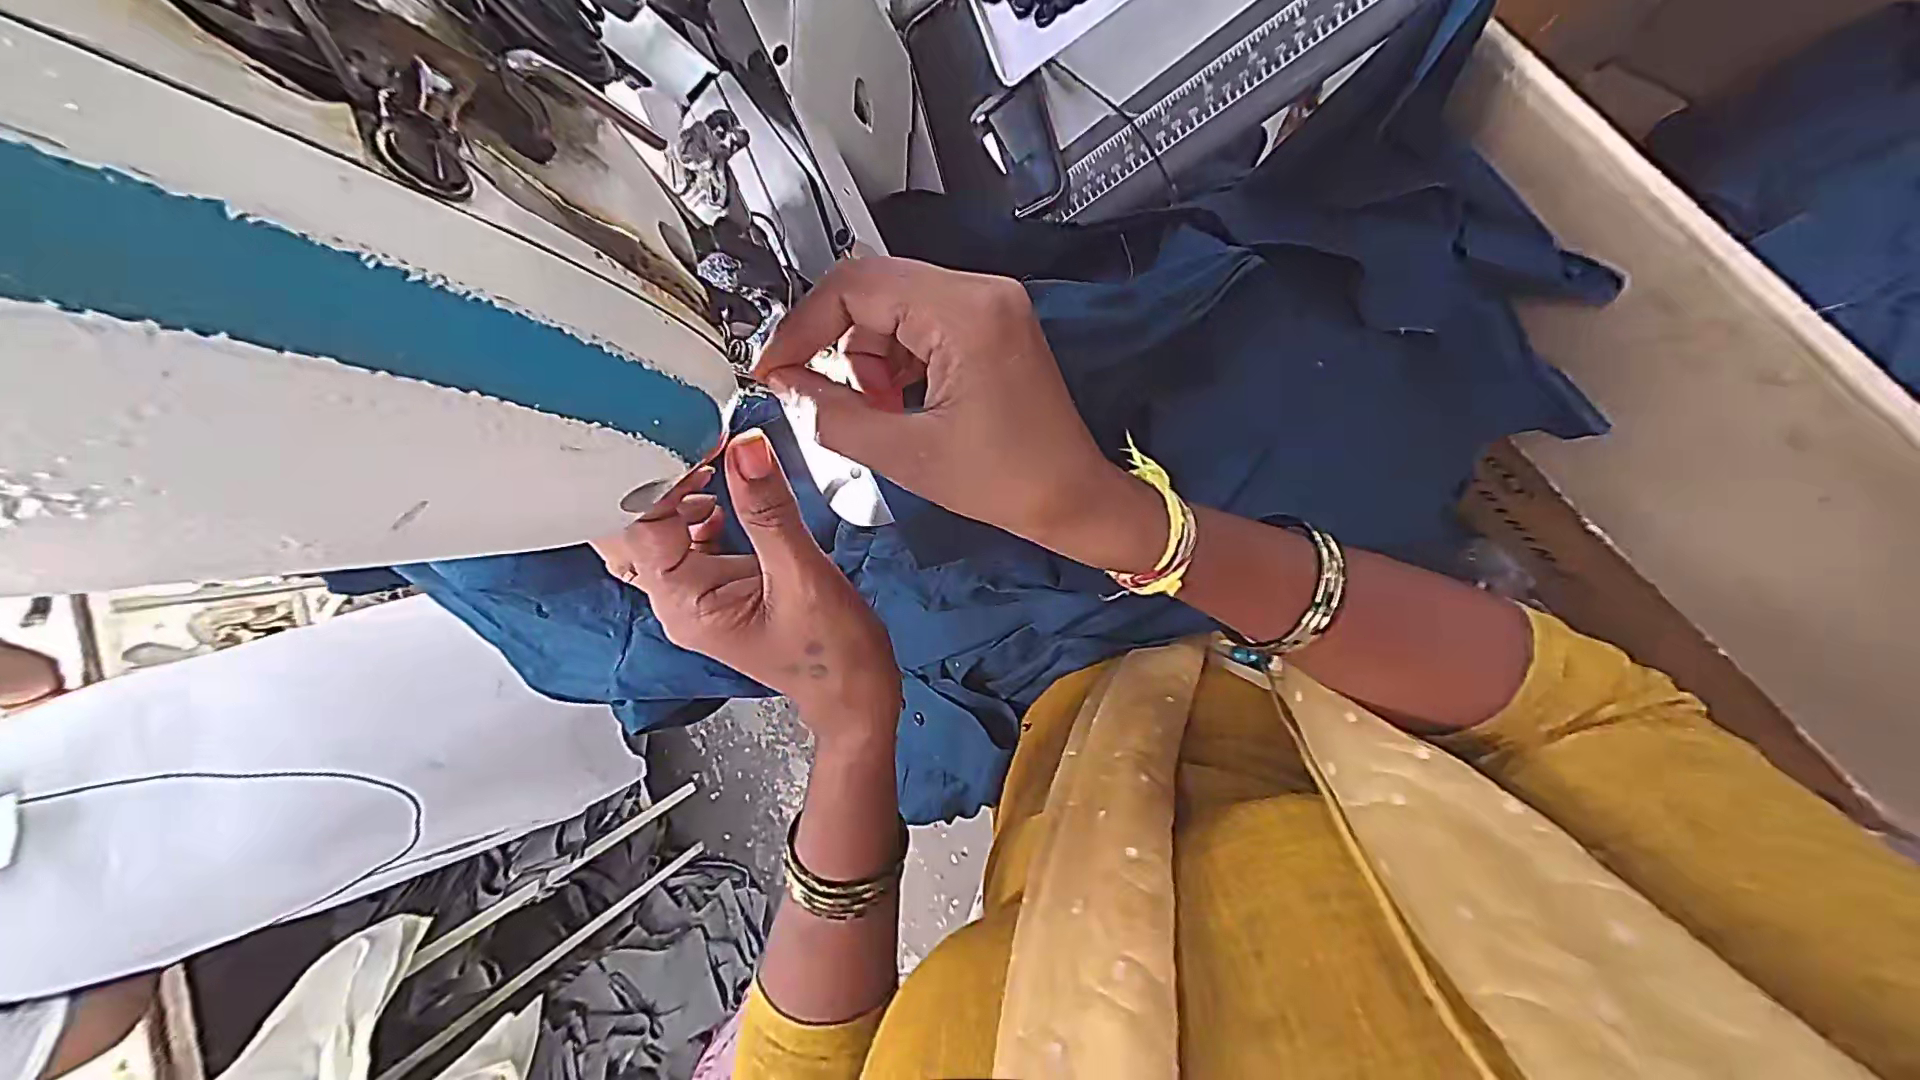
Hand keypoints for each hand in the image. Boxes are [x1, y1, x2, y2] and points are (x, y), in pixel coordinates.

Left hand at [593, 431, 901, 744]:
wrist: (854, 691)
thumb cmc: (831, 655)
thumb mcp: (803, 576)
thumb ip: (769, 510)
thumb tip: (746, 450)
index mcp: (685, 605)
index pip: (642, 526)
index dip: (665, 479)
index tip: (700, 444)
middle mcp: (679, 600)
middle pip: (635, 528)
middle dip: (662, 482)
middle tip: (703, 447)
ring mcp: (697, 594)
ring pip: (661, 530)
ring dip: (682, 493)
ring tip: (719, 467)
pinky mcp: (719, 586)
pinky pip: (692, 538)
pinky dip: (703, 509)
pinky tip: (727, 497)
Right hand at [752, 257, 1167, 573]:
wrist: (1071, 498)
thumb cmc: (1016, 481)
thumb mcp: (906, 455)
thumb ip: (831, 415)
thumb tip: (788, 385)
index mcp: (967, 314)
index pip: (853, 286)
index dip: (801, 327)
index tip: (777, 364)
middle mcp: (983, 294)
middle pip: (871, 290)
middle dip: (841, 347)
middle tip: (838, 398)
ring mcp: (990, 307)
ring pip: (892, 310)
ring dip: (871, 359)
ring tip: (888, 411)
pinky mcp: (990, 326)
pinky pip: (919, 325)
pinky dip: (898, 362)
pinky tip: (907, 402)